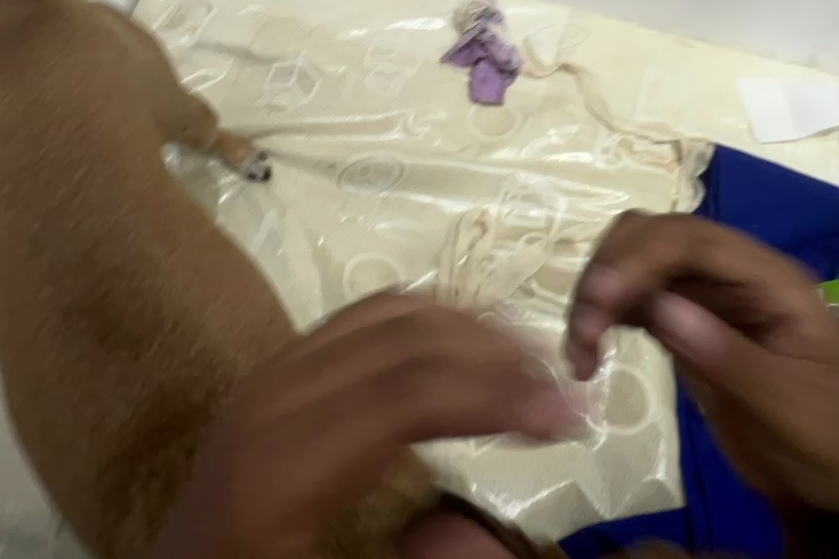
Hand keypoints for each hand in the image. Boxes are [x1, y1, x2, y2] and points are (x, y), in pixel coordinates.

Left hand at [153, 292, 575, 558]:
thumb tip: (473, 524)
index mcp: (280, 465)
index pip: (405, 395)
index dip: (495, 394)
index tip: (567, 415)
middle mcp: (272, 397)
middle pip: (400, 340)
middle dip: (492, 353)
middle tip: (562, 385)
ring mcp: (270, 373)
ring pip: (382, 314)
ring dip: (462, 326)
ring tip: (526, 359)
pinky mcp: (277, 368)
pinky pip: (357, 318)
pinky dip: (422, 318)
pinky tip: (462, 343)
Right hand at [564, 212, 838, 519]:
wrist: (836, 492)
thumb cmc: (830, 446)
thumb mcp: (789, 406)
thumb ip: (726, 355)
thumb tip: (659, 307)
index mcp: (768, 279)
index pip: (693, 240)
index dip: (639, 257)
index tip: (600, 298)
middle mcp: (730, 274)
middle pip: (653, 238)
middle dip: (611, 271)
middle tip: (584, 326)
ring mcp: (704, 294)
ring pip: (633, 262)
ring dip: (599, 294)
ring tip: (581, 346)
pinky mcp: (680, 319)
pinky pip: (630, 298)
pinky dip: (602, 316)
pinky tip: (589, 351)